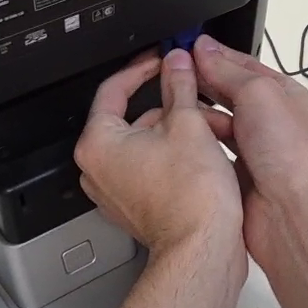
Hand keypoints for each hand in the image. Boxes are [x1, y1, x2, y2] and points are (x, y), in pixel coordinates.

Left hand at [75, 50, 242, 256]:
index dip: (142, 68)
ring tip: (210, 125)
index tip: (160, 60)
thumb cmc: (190, 199)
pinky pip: (150, 168)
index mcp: (98, 144)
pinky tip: (204, 152)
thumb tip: (177, 64)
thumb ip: (179, 86)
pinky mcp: (134, 207)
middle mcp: (97, 169)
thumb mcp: (188, 124)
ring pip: (145, 143)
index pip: (113, 89)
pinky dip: (173, 155)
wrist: (202, 248)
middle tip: (194, 91)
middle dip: (170, 104)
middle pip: (133, 117)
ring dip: (177, 129)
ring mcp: (114, 191)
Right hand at [190, 34, 307, 275]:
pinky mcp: (237, 175)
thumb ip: (228, 71)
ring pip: (217, 122)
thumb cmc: (287, 153)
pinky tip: (181, 136)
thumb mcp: (258, 94)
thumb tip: (205, 49)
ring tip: (170, 102)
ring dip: (197, 112)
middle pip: (228, 92)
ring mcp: (254, 149)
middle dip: (202, 81)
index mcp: (283, 95)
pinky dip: (198, 142)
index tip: (187, 47)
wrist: (290, 214)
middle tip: (170, 71)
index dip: (215, 54)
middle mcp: (270, 121)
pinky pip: (212, 150)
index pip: (244, 65)